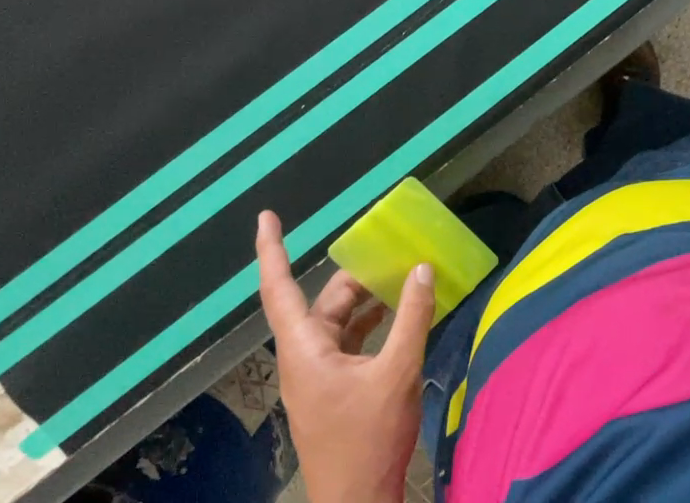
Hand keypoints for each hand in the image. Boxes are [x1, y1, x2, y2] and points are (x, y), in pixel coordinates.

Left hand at [256, 210, 435, 502]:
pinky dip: (374, 323)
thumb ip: (412, 317)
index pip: (278, 289)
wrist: (358, 501)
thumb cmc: (368, 438)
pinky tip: (403, 313)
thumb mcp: (398, 372)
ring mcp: (321, 375)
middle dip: (356, 274)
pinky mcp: (338, 388)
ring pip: (340, 321)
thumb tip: (422, 268)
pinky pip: (352, 342)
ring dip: (369, 299)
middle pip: (324, 302)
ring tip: (404, 275)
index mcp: (305, 349)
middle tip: (392, 250)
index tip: (267, 216)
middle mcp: (306, 356)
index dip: (272, 251)